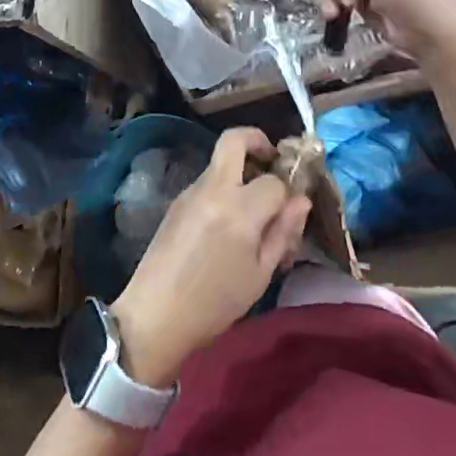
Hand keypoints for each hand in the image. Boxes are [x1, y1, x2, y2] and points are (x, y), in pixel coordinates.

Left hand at [112, 128, 311, 386]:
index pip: (274, 181)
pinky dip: (224, 188)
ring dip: (240, 169)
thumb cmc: (215, 303)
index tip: (292, 209)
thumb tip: (301, 200)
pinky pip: (207, 183)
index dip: (288, 192)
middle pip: (233, 140)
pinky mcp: (176, 202)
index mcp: (239, 209)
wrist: (154, 316)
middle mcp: (213, 189)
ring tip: (253, 207)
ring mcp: (190, 192)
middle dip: (257, 139)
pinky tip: (228, 223)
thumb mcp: (260, 274)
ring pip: (220, 162)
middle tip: (271, 158)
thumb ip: (283, 231)